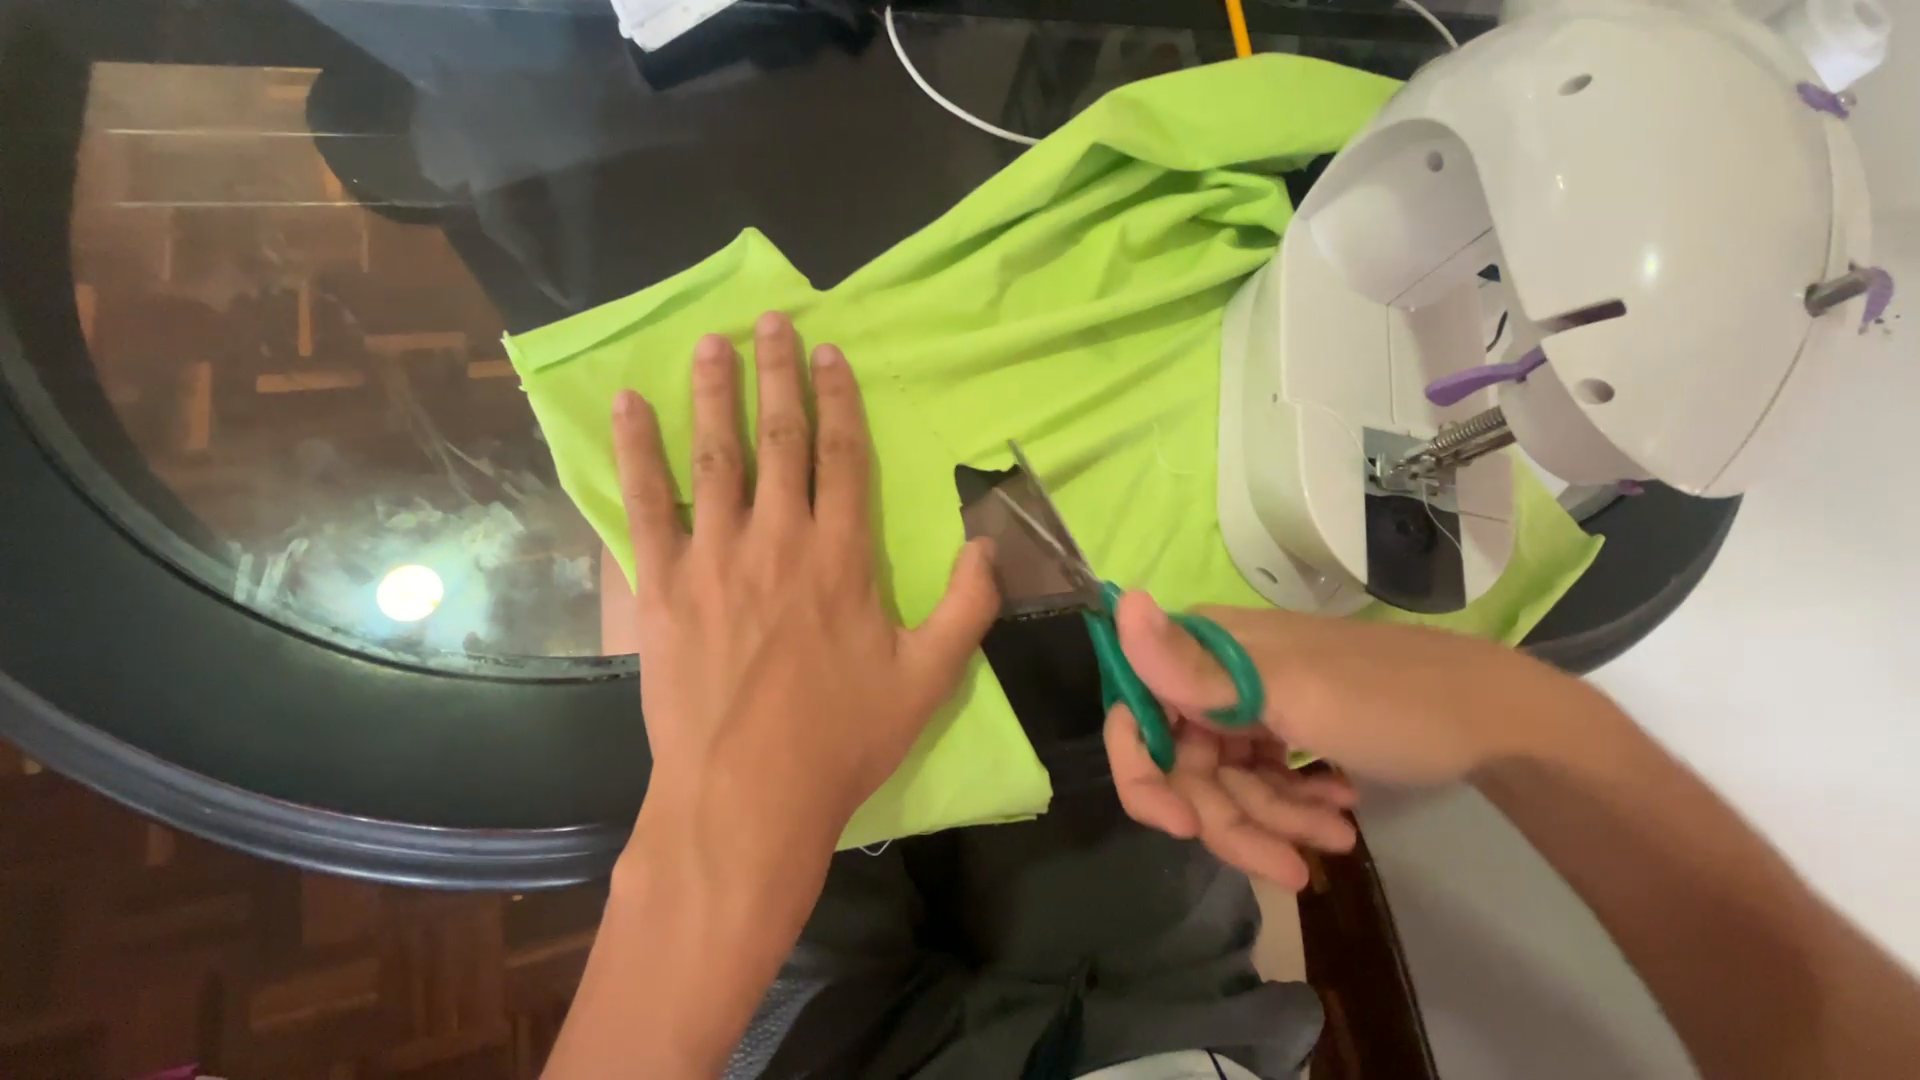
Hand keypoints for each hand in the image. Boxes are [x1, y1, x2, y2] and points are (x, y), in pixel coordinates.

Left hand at [611, 312, 999, 855]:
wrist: (746, 798)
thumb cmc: (842, 739)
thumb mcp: (930, 679)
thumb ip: (968, 607)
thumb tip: (988, 545)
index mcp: (841, 557)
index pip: (842, 456)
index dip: (837, 399)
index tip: (827, 353)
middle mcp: (777, 539)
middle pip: (778, 439)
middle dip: (776, 375)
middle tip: (768, 321)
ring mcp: (713, 558)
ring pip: (713, 456)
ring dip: (711, 394)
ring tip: (709, 344)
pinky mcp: (662, 586)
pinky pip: (646, 504)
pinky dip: (637, 452)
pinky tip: (628, 408)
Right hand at [1104, 592, 1576, 886]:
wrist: (1500, 721)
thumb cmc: (1392, 700)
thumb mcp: (1292, 690)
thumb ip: (1196, 668)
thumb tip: (1122, 604)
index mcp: (1204, 648)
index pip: (1135, 713)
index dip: (1145, 773)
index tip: (1182, 826)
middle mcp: (1215, 672)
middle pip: (1185, 762)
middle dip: (1232, 817)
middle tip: (1287, 863)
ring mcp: (1250, 702)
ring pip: (1227, 781)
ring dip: (1273, 818)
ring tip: (1334, 836)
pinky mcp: (1283, 726)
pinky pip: (1263, 779)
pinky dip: (1293, 805)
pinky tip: (1339, 815)